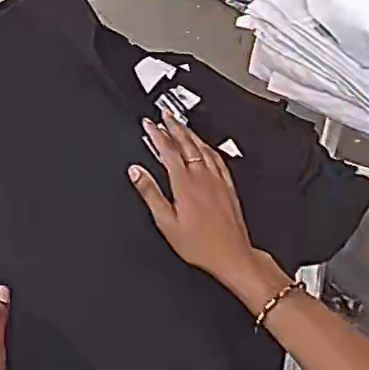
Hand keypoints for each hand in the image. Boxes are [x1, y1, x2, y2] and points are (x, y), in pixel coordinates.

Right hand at [129, 117, 284, 310]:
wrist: (231, 255)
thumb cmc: (200, 244)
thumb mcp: (166, 221)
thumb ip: (150, 193)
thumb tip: (136, 172)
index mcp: (185, 184)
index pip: (168, 150)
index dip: (157, 134)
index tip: (149, 124)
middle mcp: (202, 177)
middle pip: (186, 143)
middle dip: (174, 126)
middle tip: (165, 114)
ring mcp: (217, 180)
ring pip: (202, 148)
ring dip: (190, 133)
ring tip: (181, 124)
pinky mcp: (228, 187)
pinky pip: (217, 158)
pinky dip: (207, 147)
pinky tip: (205, 146)